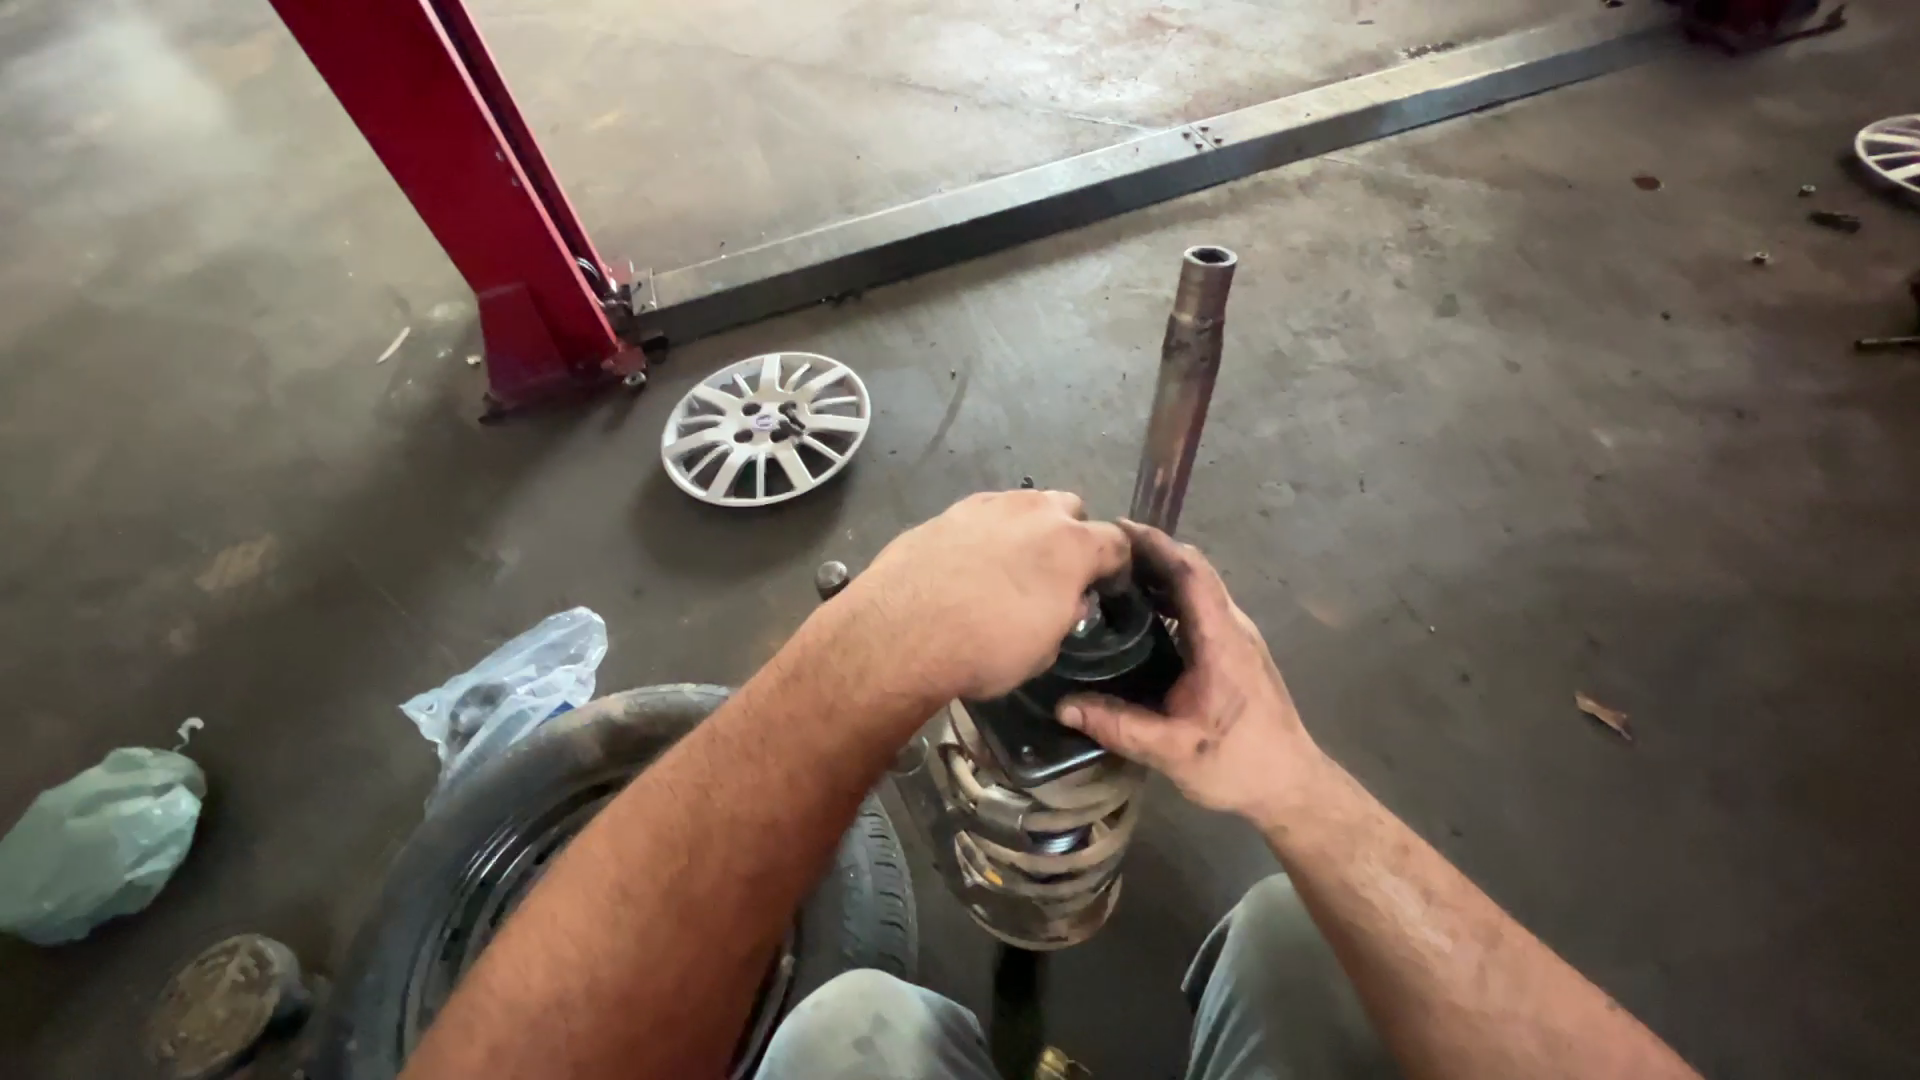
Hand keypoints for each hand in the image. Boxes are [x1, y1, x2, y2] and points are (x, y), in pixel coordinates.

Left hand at [834, 490, 1129, 702]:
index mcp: (1071, 544)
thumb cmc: (984, 648)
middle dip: (1070, 535)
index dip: (1115, 567)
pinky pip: (983, 515)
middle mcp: (1033, 511)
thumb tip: (1068, 601)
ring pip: (1024, 505)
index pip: (1115, 542)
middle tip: (1054, 572)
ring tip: (1008, 566)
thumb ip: (1065, 615)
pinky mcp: (947, 511)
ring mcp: (987, 505)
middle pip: (1070, 508)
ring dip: (1028, 529)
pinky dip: (987, 533)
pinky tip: (968, 564)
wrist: (900, 632)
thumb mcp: (1043, 649)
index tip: (1104, 588)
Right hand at [1056, 521, 1322, 821]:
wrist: (1291, 786)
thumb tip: (1063, 706)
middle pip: (1193, 570)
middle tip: (1101, 550)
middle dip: (1150, 551)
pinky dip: (1169, 593)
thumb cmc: (1239, 764)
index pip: (1190, 572)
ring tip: (1112, 573)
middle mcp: (1232, 627)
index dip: (1156, 544)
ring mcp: (1236, 636)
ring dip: (1160, 571)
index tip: (1116, 528)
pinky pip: (1198, 604)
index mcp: (1221, 640)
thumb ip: (1118, 726)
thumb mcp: (1173, 751)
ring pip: (1197, 585)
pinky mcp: (1233, 649)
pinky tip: (1138, 610)